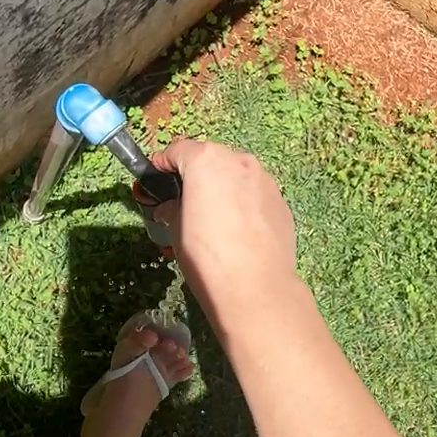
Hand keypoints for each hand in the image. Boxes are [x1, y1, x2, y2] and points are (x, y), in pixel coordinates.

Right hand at [149, 138, 299, 310]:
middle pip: (210, 158)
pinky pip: (254, 194)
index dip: (163, 164)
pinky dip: (243, 203)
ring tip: (214, 216)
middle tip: (185, 199)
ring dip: (222, 187)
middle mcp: (238, 161)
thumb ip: (172, 209)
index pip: (178, 150)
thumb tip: (171, 208)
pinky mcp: (281, 201)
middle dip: (195, 174)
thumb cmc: (206, 252)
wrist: (254, 285)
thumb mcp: (175, 229)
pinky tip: (238, 229)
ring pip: (236, 175)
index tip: (155, 178)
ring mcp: (264, 180)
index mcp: (206, 160)